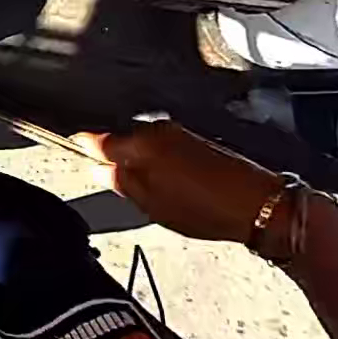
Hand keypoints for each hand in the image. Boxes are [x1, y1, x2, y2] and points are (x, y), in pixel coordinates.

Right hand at [74, 121, 283, 244]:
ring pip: (142, 144)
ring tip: (147, 187)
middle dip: (114, 157)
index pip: (96, 139)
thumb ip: (118, 181)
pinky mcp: (198, 142)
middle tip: (116, 182)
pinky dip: (158, 161)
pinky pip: (163, 146)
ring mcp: (179, 134)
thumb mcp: (150, 203)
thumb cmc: (207, 207)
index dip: (82, 146)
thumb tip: (99, 169)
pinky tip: (168, 182)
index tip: (72, 148)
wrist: (265, 207)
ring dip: (138, 159)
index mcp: (140, 143)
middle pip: (120, 140)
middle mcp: (158, 131)